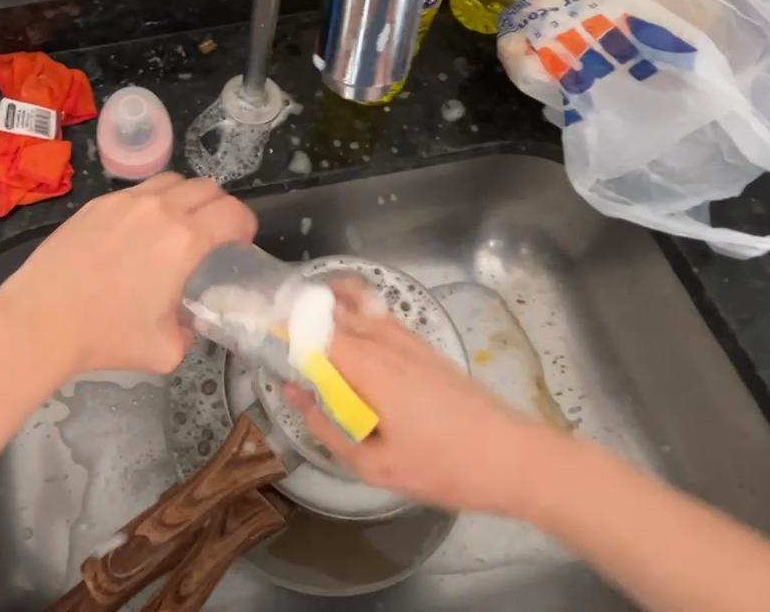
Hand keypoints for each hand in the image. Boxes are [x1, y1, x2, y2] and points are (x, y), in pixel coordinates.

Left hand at [0, 174, 255, 378]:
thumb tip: (187, 319)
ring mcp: (124, 201)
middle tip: (214, 233)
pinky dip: (150, 203)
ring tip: (177, 224)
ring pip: (170, 181)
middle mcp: (159, 209)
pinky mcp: (96, 204)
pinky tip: (136, 232)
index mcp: (184, 240)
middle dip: (220, 207)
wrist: (41, 318)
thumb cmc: (106, 335)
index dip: (246, 224)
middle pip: (206, 187)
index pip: (233, 212)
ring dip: (185, 197)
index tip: (241, 241)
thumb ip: (190, 330)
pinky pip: (136, 191)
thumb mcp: (166, 350)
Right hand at [284, 281, 572, 516]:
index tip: (256, 328)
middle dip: (298, 312)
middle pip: (331, 311)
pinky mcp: (423, 345)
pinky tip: (347, 320)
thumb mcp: (376, 465)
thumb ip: (328, 427)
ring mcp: (407, 339)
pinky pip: (380, 314)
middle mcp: (384, 341)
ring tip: (300, 312)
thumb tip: (292, 393)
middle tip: (270, 321)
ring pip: (357, 305)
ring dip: (326, 304)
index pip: (312, 332)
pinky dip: (356, 308)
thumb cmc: (443, 466)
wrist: (513, 457)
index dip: (281, 326)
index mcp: (367, 367)